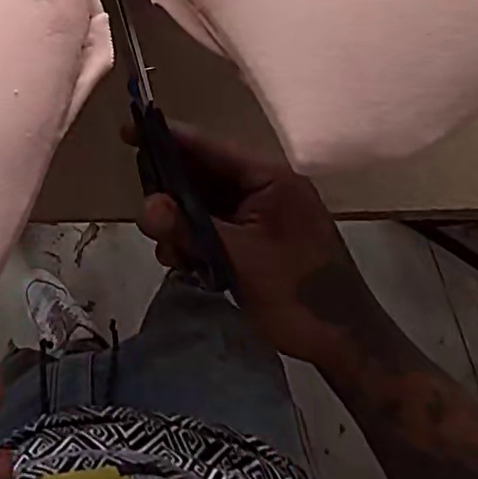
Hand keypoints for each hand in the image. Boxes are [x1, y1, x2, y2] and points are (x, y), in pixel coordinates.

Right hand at [132, 122, 381, 370]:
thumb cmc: (299, 295)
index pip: (208, 147)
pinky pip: (213, 224)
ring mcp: (260, 212)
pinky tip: (186, 261)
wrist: (350, 347)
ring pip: (203, 202)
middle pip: (201, 174)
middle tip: (148, 213)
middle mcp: (263, 187)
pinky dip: (194, 238)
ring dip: (181, 223)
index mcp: (269, 178)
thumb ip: (188, 230)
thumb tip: (144, 206)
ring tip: (171, 251)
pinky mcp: (255, 236)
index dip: (166, 137)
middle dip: (170, 193)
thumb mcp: (238, 260)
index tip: (127, 130)